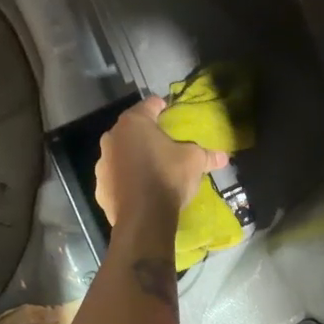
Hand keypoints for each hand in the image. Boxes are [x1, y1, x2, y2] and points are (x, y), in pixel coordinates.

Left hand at [94, 96, 227, 228]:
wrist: (143, 217)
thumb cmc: (167, 177)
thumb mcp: (194, 161)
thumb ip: (207, 155)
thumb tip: (223, 157)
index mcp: (133, 123)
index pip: (148, 106)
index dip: (159, 106)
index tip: (166, 109)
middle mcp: (112, 138)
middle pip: (131, 130)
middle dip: (145, 134)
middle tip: (161, 141)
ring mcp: (103, 164)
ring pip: (120, 154)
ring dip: (133, 157)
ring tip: (150, 167)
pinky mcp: (100, 188)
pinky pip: (116, 178)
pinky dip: (126, 179)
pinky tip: (139, 189)